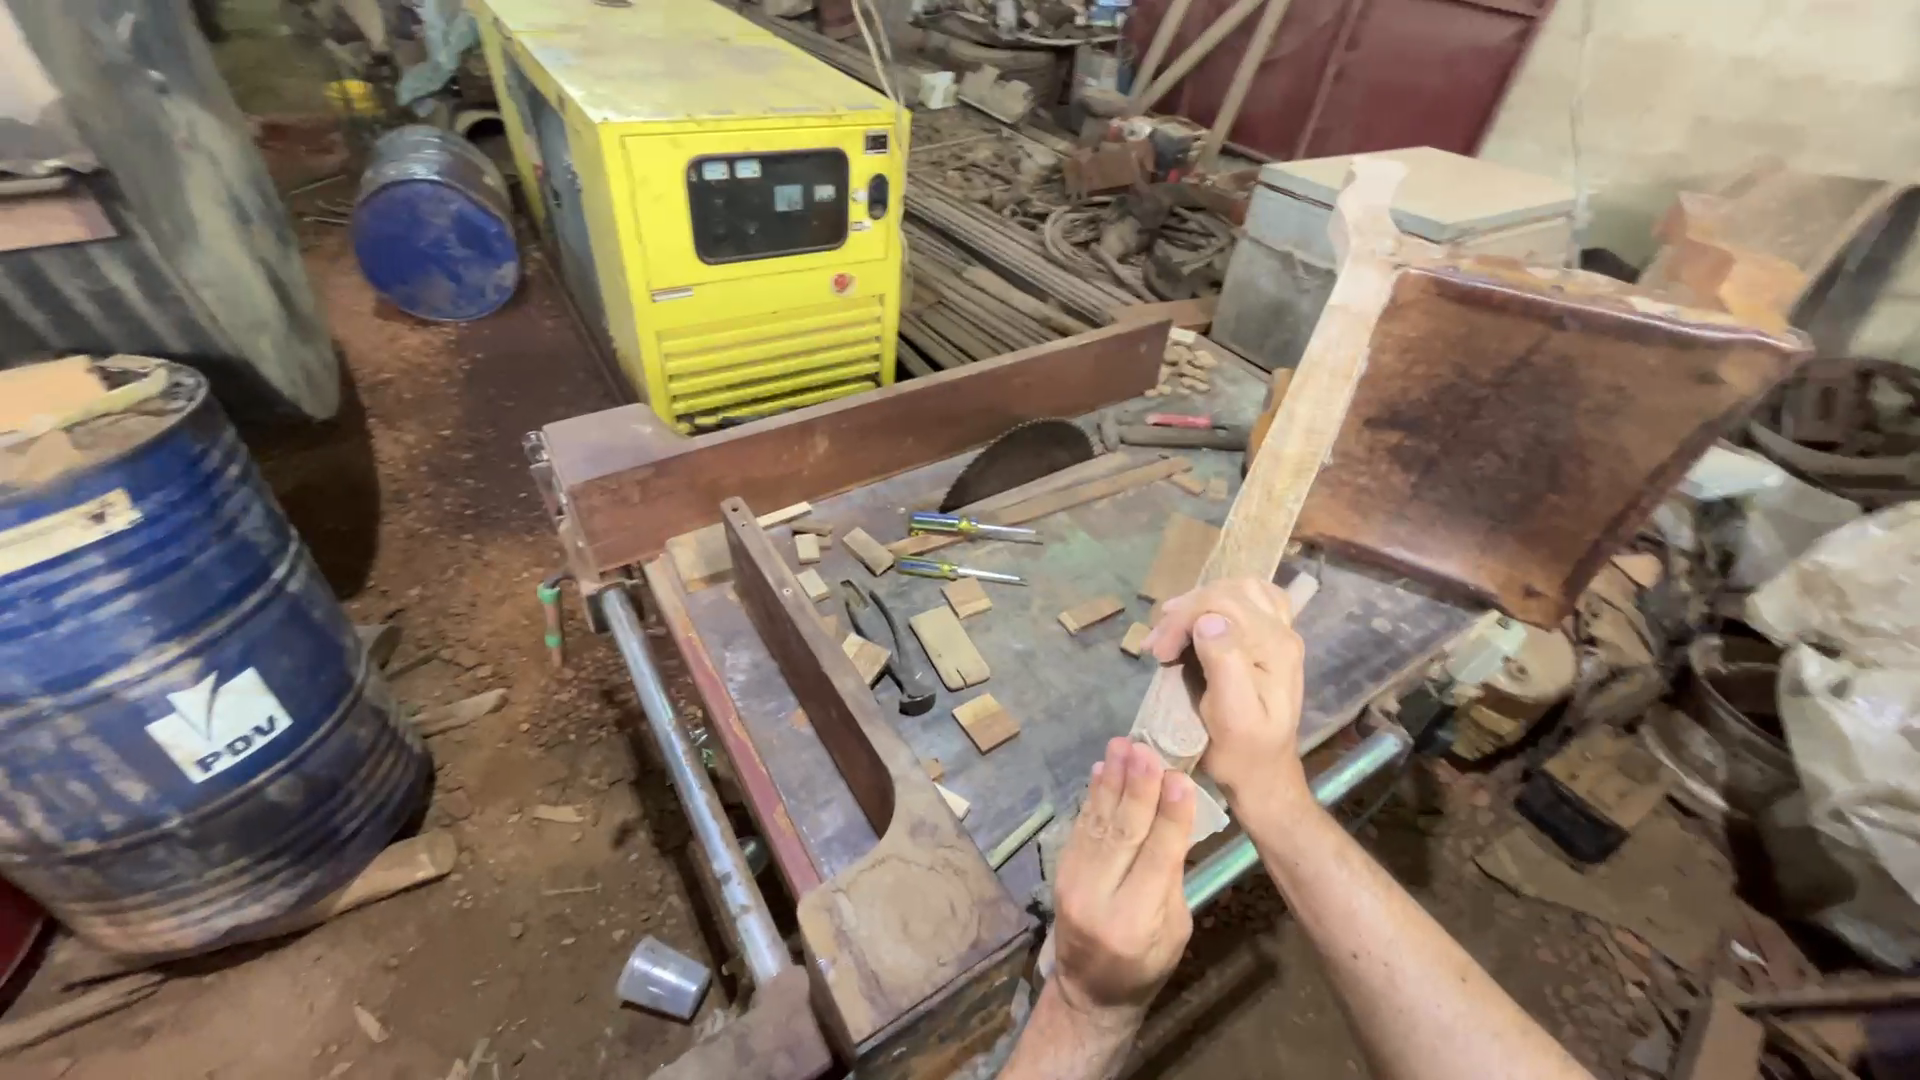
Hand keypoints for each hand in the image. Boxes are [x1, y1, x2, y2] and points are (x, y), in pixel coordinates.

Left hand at [1052, 738, 1196, 1020]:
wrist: (1089, 990)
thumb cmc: (1146, 964)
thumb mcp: (1175, 930)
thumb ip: (1172, 876)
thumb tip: (1174, 814)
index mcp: (1136, 923)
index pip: (1156, 859)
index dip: (1169, 818)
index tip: (1179, 779)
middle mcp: (1100, 899)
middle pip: (1122, 834)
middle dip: (1136, 789)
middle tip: (1148, 751)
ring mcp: (1074, 882)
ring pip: (1097, 823)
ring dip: (1112, 781)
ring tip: (1124, 745)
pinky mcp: (1061, 869)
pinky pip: (1081, 825)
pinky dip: (1093, 795)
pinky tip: (1103, 769)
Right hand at [1140, 578, 1308, 813]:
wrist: (1262, 773)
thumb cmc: (1242, 752)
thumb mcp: (1231, 716)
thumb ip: (1224, 664)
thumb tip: (1208, 621)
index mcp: (1275, 648)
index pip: (1222, 604)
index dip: (1182, 620)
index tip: (1157, 653)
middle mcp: (1283, 633)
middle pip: (1228, 591)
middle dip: (1185, 611)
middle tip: (1158, 646)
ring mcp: (1279, 633)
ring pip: (1237, 588)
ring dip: (1198, 603)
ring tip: (1172, 631)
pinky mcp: (1270, 638)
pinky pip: (1250, 599)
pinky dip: (1220, 600)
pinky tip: (1202, 619)